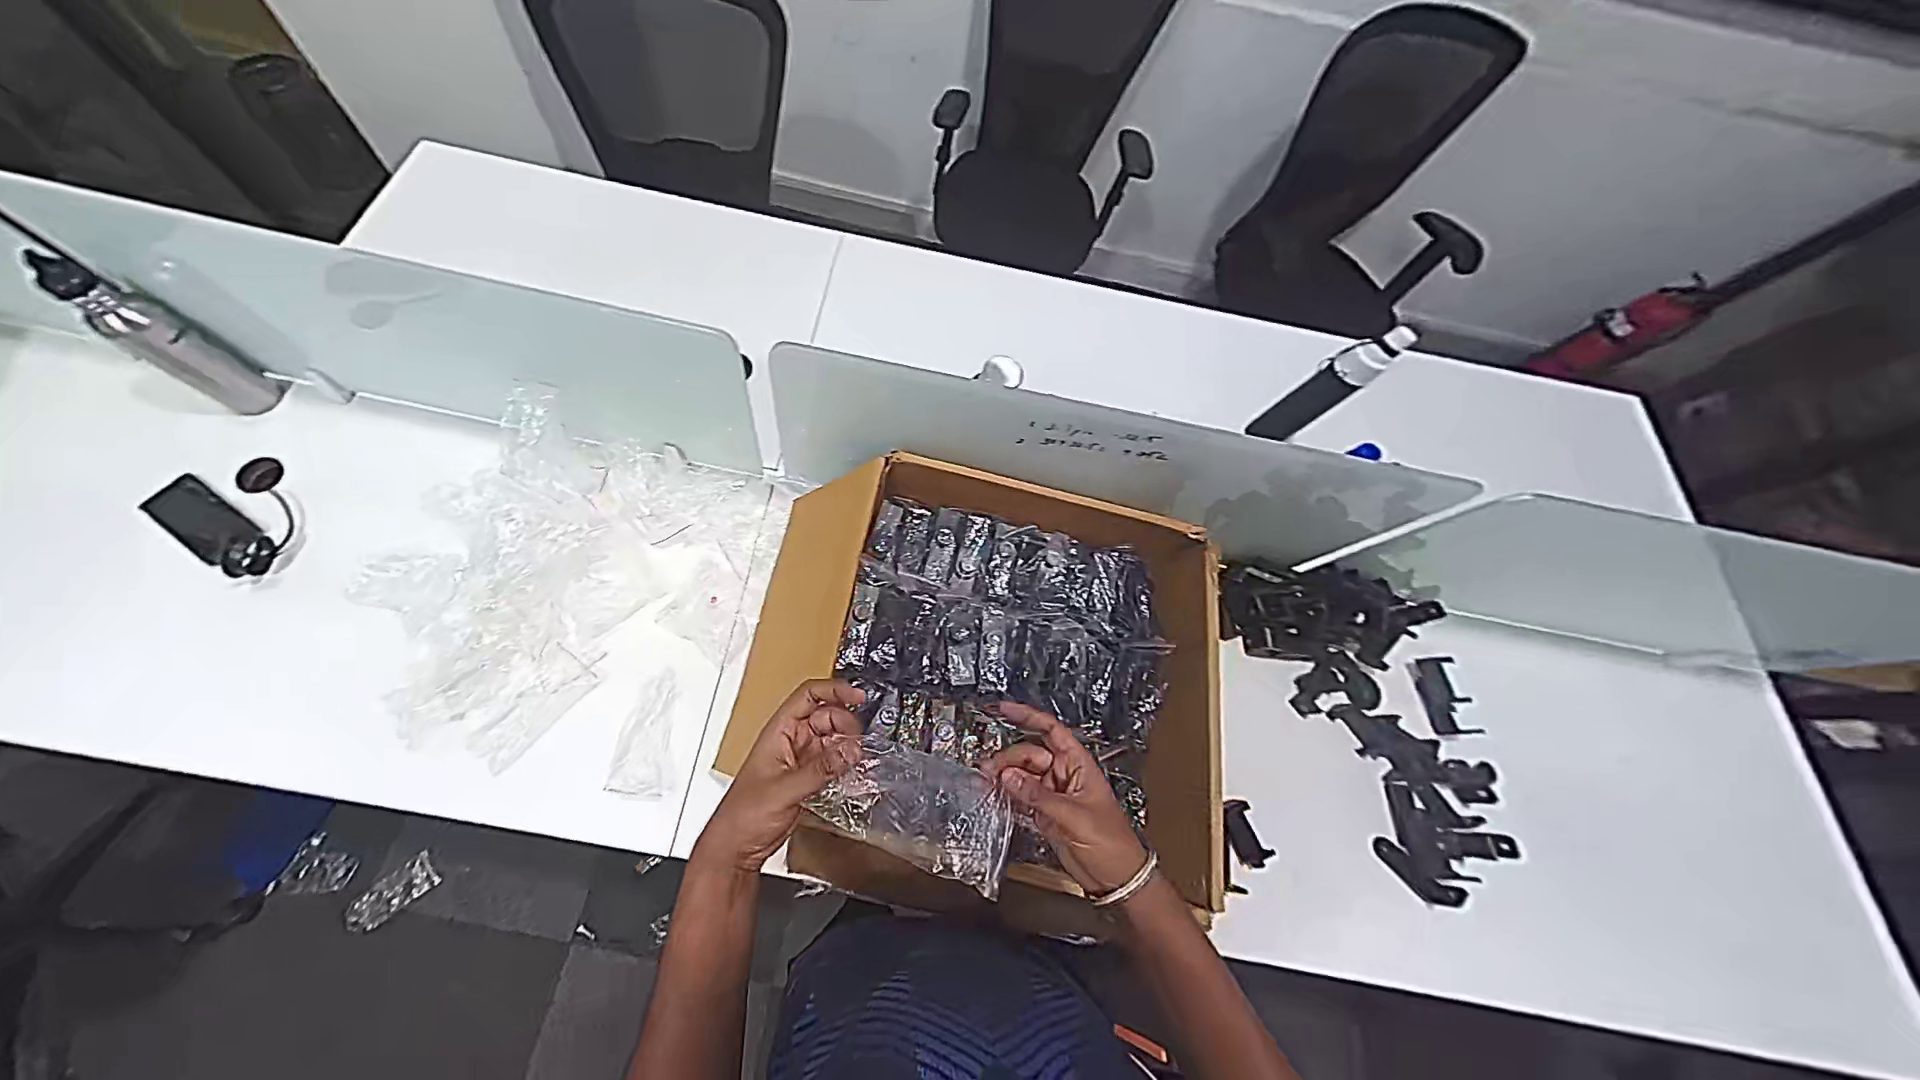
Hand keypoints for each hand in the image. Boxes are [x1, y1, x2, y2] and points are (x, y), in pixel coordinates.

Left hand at [695, 679, 864, 872]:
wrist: (736, 850)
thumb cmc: (742, 816)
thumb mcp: (784, 789)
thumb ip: (821, 769)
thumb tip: (851, 749)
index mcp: (779, 731)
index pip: (809, 695)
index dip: (835, 691)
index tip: (858, 697)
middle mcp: (791, 740)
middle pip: (827, 716)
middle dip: (847, 725)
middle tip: (859, 742)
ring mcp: (801, 758)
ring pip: (833, 739)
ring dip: (849, 746)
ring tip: (859, 758)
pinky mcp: (809, 777)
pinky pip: (834, 761)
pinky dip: (847, 764)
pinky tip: (854, 772)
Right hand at [980, 701, 1148, 896]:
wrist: (1117, 877)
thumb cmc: (1110, 842)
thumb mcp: (1075, 816)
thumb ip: (1038, 796)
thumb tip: (1008, 776)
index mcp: (1078, 764)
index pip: (1051, 731)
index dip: (1028, 717)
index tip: (1005, 709)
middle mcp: (1064, 774)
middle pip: (1030, 754)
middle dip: (1009, 758)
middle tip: (989, 770)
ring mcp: (1053, 794)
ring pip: (1023, 775)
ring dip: (1005, 777)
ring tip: (986, 783)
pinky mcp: (1045, 813)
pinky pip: (1022, 797)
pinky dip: (1008, 796)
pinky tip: (994, 796)